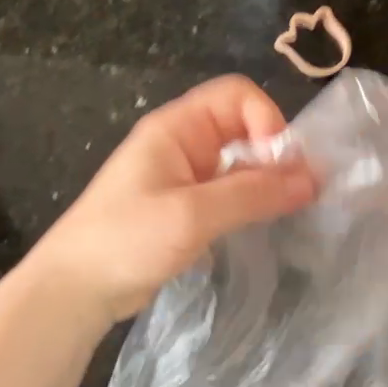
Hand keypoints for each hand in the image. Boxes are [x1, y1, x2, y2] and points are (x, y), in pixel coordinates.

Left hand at [36, 75, 317, 322]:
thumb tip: (314, 177)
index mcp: (176, 128)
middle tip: (298, 191)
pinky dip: (251, 201)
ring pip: (239, 161)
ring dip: (266, 179)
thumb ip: (253, 194)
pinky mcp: (186, 208)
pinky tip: (266, 222)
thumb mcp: (192, 214)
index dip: (266, 118)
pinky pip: (229, 191)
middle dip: (273, 151)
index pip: (236, 95)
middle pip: (242, 125)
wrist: (74, 290)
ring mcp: (184, 177)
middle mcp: (182, 143)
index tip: (282, 162)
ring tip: (290, 209)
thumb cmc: (127, 240)